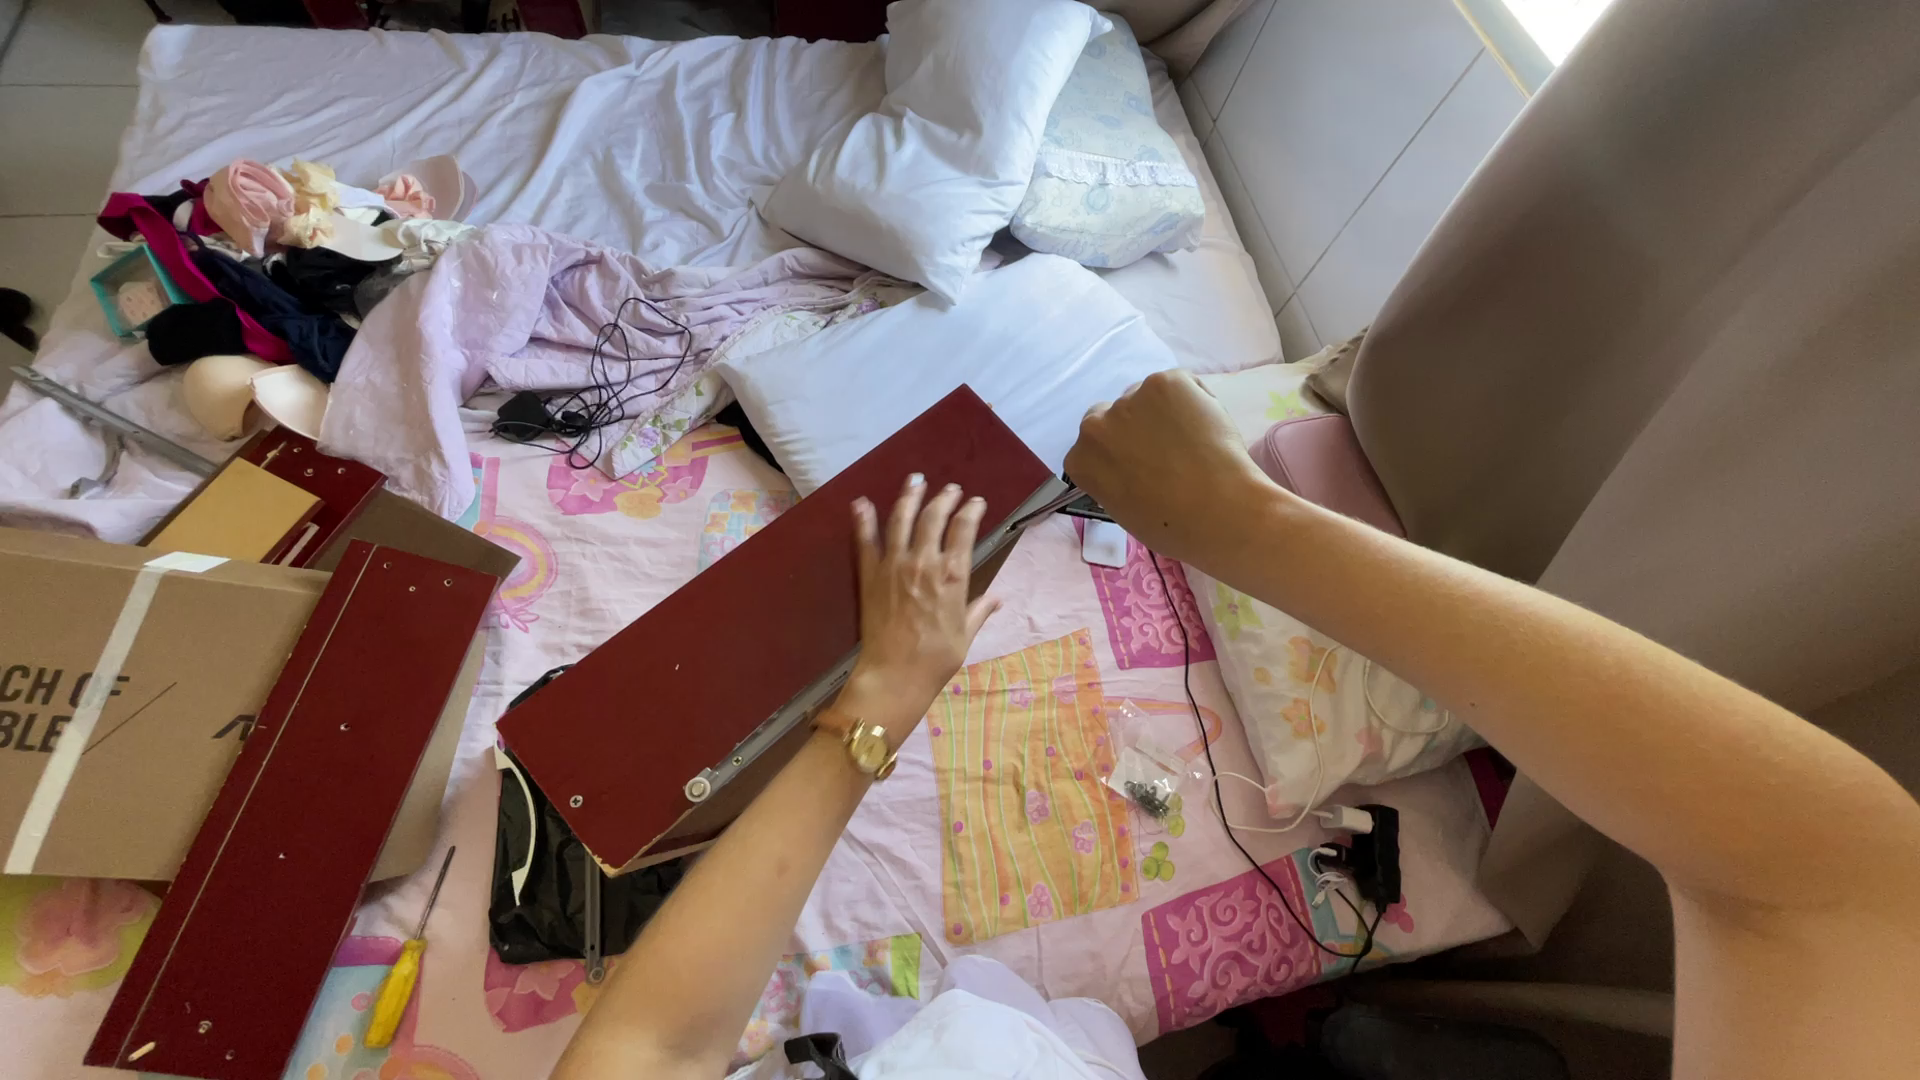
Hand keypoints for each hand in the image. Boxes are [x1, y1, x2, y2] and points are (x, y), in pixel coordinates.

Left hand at [838, 475, 1000, 737]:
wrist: (895, 673)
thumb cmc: (936, 658)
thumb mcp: (965, 635)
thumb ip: (979, 611)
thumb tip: (997, 599)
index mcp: (953, 575)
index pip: (964, 530)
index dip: (971, 511)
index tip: (975, 502)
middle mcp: (924, 562)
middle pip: (933, 517)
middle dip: (944, 498)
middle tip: (949, 488)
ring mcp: (894, 565)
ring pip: (901, 519)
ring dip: (909, 496)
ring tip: (915, 480)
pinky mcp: (870, 574)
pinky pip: (866, 541)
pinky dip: (863, 520)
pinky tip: (862, 502)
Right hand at [1065, 369, 1279, 565]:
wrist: (1214, 511)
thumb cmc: (1169, 526)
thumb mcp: (1122, 507)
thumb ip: (1114, 476)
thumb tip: (1131, 463)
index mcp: (1080, 458)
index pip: (1093, 442)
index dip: (1120, 450)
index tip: (1139, 463)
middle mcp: (1095, 424)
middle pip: (1115, 413)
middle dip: (1135, 425)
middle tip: (1166, 449)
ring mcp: (1128, 399)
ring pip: (1148, 397)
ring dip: (1165, 412)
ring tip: (1193, 442)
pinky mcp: (1164, 382)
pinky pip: (1181, 386)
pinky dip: (1195, 400)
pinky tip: (1206, 430)